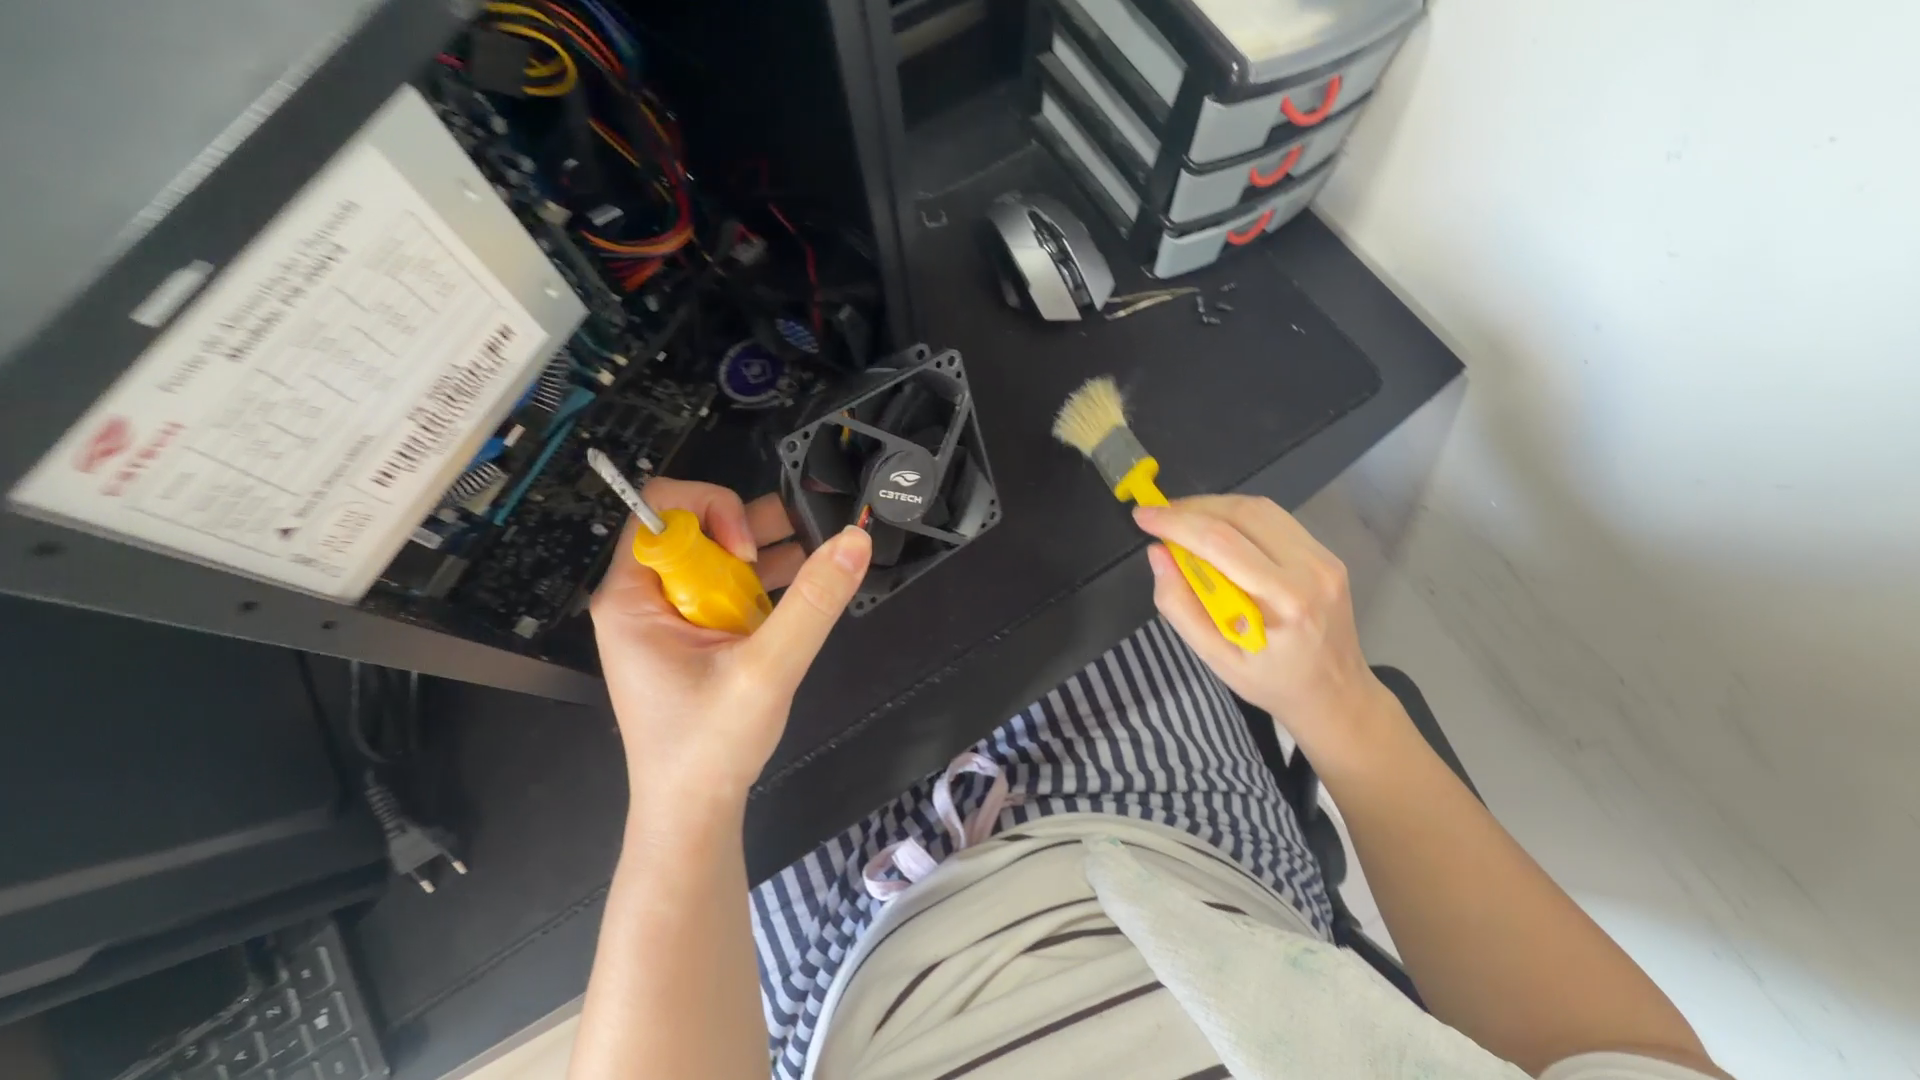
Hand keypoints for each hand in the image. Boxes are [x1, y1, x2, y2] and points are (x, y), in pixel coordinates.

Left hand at [590, 479, 871, 804]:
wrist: (693, 812)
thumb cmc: (711, 746)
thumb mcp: (767, 670)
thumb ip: (812, 603)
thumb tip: (854, 541)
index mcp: (632, 598)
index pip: (662, 510)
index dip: (713, 512)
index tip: (749, 552)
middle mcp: (643, 599)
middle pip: (691, 528)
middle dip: (748, 530)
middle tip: (797, 550)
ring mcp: (667, 620)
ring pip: (714, 558)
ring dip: (763, 557)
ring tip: (813, 562)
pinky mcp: (691, 639)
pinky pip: (724, 591)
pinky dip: (761, 588)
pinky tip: (802, 593)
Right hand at [1134, 497, 1392, 763]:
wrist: (1336, 694)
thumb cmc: (1271, 683)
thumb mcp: (1216, 659)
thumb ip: (1180, 606)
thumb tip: (1157, 554)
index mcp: (1286, 601)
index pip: (1222, 543)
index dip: (1177, 523)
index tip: (1143, 516)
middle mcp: (1311, 569)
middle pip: (1242, 514)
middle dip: (1192, 508)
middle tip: (1158, 517)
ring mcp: (1324, 557)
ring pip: (1259, 509)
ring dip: (1213, 507)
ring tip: (1181, 520)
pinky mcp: (1326, 553)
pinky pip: (1274, 520)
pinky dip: (1237, 516)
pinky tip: (1215, 530)